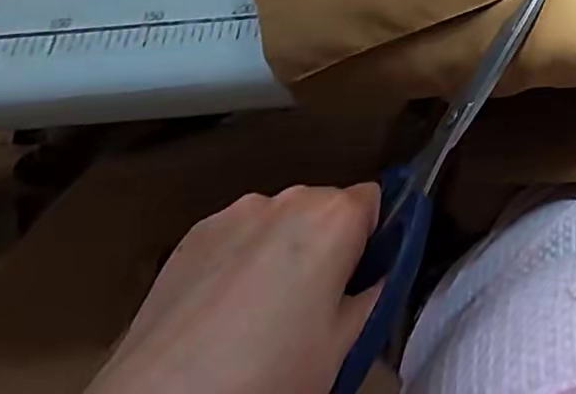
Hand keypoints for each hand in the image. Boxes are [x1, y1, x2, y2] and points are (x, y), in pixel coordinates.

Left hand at [86, 183, 381, 393]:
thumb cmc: (261, 377)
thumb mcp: (342, 346)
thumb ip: (373, 295)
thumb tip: (378, 277)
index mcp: (335, 217)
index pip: (376, 199)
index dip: (373, 236)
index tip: (362, 272)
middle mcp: (291, 198)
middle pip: (327, 206)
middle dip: (327, 242)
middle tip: (313, 303)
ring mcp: (239, 211)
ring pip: (282, 219)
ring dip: (282, 248)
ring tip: (260, 313)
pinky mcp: (196, 232)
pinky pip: (239, 232)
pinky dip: (241, 257)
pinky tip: (223, 310)